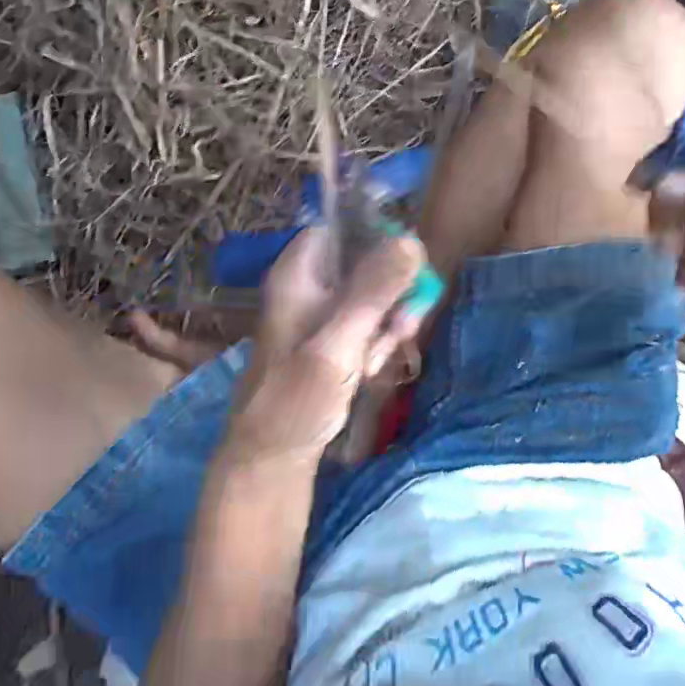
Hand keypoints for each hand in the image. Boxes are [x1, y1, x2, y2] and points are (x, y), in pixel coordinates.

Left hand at [224, 228, 430, 465]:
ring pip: (376, 294)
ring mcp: (324, 312)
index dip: (377, 239)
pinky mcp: (335, 338)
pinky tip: (373, 371)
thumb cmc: (295, 397)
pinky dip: (380, 342)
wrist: (272, 458)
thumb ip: (374, 291)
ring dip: (389, 324)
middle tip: (400, 329)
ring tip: (378, 362)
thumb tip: (411, 239)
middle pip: (368, 261)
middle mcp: (311, 283)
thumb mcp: (338, 342)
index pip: (343, 226)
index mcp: (299, 272)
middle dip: (392, 295)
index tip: (406, 268)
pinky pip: (372, 322)